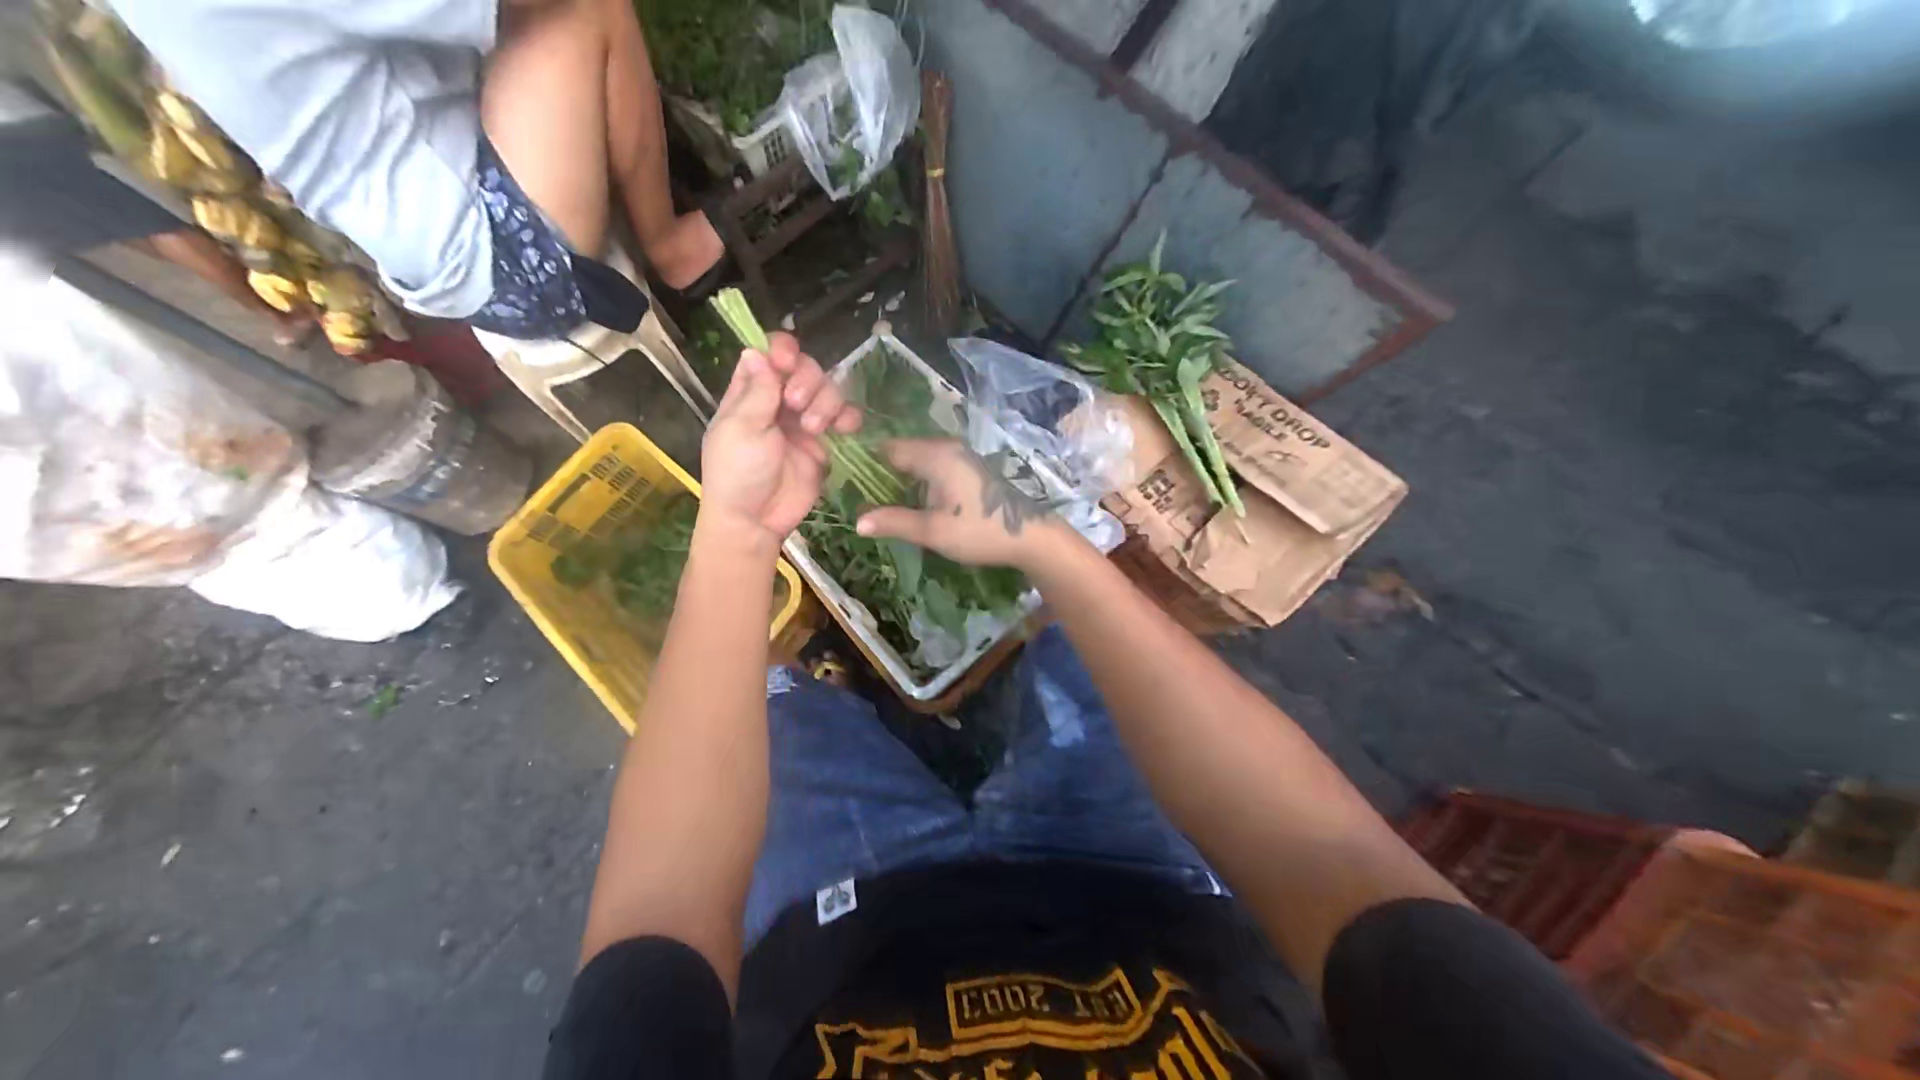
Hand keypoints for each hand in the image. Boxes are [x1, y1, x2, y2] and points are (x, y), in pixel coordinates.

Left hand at [699, 332, 859, 547]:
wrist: (756, 520)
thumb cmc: (738, 472)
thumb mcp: (740, 428)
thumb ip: (757, 390)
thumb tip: (757, 350)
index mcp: (750, 392)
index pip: (769, 354)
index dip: (783, 351)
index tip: (787, 364)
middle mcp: (779, 401)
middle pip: (805, 368)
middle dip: (807, 380)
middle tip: (797, 405)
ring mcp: (803, 422)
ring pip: (828, 390)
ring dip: (826, 401)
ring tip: (814, 428)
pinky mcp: (825, 443)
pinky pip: (845, 418)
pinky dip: (849, 417)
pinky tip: (845, 429)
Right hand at [855, 438, 1078, 570]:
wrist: (1031, 537)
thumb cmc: (980, 531)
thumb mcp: (933, 531)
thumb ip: (894, 522)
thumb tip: (856, 522)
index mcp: (935, 455)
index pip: (887, 449)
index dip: (863, 464)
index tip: (843, 482)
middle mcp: (946, 448)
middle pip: (901, 454)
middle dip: (878, 474)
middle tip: (856, 498)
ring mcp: (959, 458)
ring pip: (916, 463)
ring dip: (898, 481)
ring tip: (876, 505)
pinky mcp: (967, 470)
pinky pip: (931, 470)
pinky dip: (916, 484)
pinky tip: (907, 505)